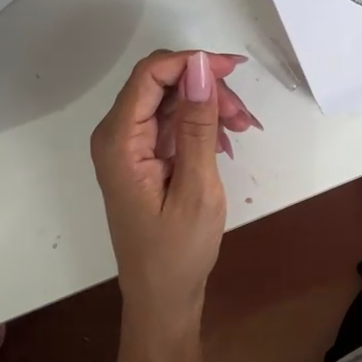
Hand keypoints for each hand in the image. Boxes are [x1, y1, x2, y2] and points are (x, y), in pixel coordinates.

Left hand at [91, 50, 260, 334]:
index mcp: (120, 141)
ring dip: (210, 104)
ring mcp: (130, 145)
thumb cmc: (177, 252)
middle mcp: (117, 135)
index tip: (233, 71)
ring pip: (173, 97)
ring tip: (243, 128)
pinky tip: (227, 140)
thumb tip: (201, 68)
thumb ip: (196, 125)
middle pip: (163, 82)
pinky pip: (174, 119)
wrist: (164, 299)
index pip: (150, 74)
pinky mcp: (143, 154)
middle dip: (207, 87)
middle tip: (243, 114)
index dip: (192, 62)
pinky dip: (204, 121)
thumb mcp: (196, 187)